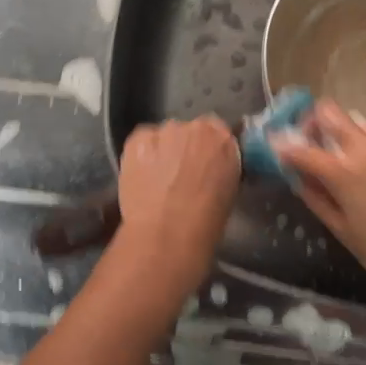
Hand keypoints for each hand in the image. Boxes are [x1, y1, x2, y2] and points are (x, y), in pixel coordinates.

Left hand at [117, 116, 239, 281]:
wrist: (166, 237)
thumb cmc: (205, 224)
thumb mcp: (228, 192)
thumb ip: (221, 170)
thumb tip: (211, 170)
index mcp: (224, 140)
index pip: (217, 131)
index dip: (208, 148)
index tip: (203, 163)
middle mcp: (196, 127)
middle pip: (189, 131)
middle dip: (185, 148)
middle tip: (181, 174)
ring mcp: (164, 131)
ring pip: (164, 136)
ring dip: (163, 151)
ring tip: (158, 179)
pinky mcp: (137, 140)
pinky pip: (142, 142)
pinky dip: (142, 155)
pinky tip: (142, 176)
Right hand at [274, 99, 365, 308]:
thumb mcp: (342, 230)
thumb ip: (315, 197)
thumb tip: (297, 176)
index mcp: (345, 172)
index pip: (302, 149)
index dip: (282, 146)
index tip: (273, 145)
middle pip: (330, 112)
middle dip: (311, 123)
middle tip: (305, 143)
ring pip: (353, 120)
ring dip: (337, 130)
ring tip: (332, 157)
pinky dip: (359, 142)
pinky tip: (359, 168)